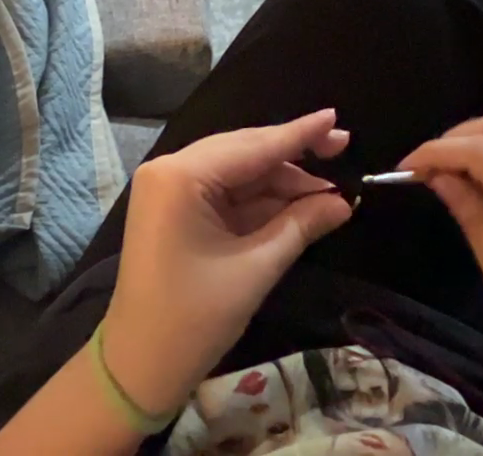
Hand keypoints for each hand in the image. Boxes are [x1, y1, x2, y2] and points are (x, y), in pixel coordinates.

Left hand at [100, 109, 353, 415]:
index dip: (298, 134)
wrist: (139, 365)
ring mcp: (170, 188)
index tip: (336, 117)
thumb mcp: (255, 269)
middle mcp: (171, 169)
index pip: (251, 146)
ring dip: (281, 181)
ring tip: (331, 188)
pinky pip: (225, 191)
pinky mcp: (175, 208)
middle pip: (244, 152)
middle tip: (342, 147)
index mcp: (180, 175)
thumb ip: (300, 225)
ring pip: (237, 171)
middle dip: (293, 156)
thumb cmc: (194, 318)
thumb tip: (343, 201)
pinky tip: (298, 201)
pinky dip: (260, 198)